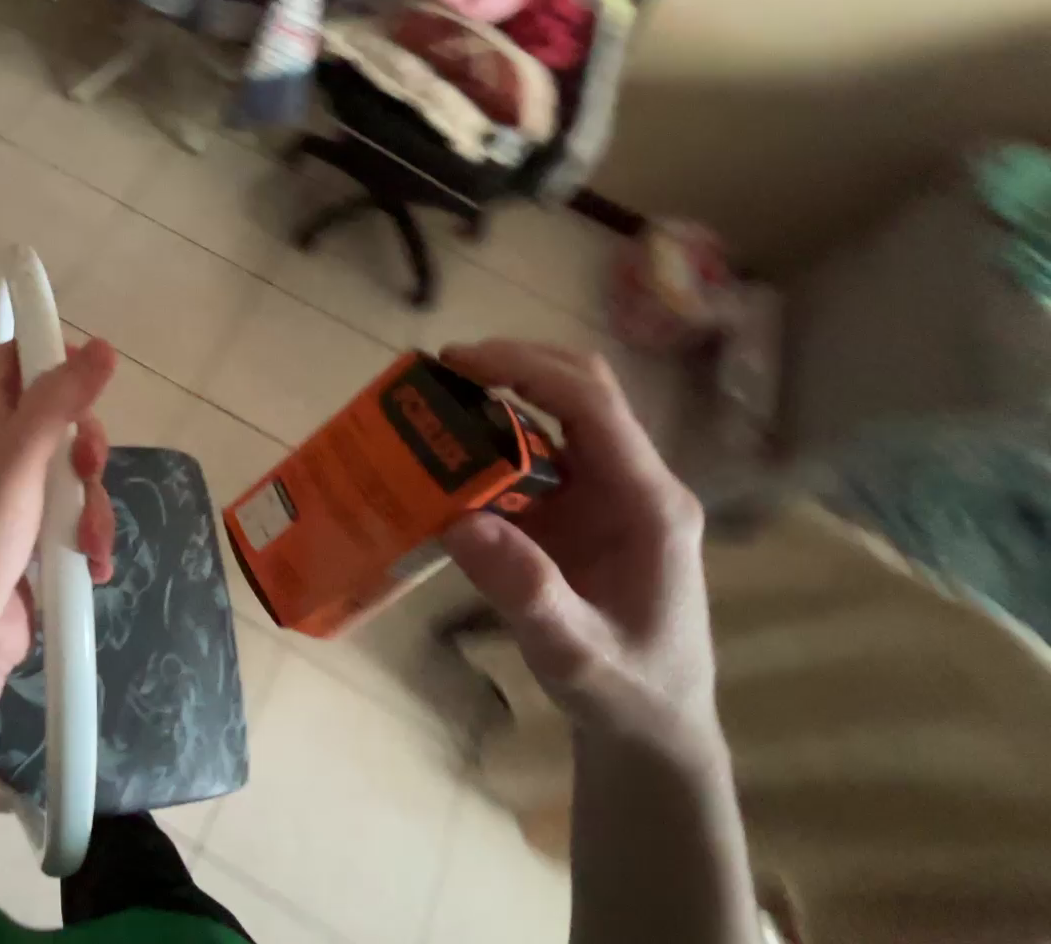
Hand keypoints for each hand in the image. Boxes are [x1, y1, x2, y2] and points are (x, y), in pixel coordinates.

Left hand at [0, 339, 118, 686]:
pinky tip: (92, 567)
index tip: (93, 366)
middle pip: (58, 422)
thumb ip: (54, 407)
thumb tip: (100, 347)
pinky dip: (91, 542)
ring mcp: (18, 508)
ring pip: (75, 479)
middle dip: (86, 445)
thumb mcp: (14, 471)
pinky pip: (76, 526)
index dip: (50, 351)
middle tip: (86, 469)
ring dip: (94, 508)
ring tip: (88, 545)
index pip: (11, 363)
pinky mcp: (35, 549)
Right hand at [440, 340, 715, 749]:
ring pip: (557, 415)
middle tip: (438, 372)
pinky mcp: (579, 510)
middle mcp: (631, 483)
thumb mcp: (576, 655)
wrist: (654, 725)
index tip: (457, 361)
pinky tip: (447, 457)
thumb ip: (527, 592)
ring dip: (498, 397)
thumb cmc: (627, 690)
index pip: (593, 405)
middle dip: (513, 364)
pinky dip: (489, 442)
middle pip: (581, 389)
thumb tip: (459, 521)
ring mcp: (606, 494)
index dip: (526, 369)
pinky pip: (535, 455)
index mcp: (648, 503)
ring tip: (432, 405)